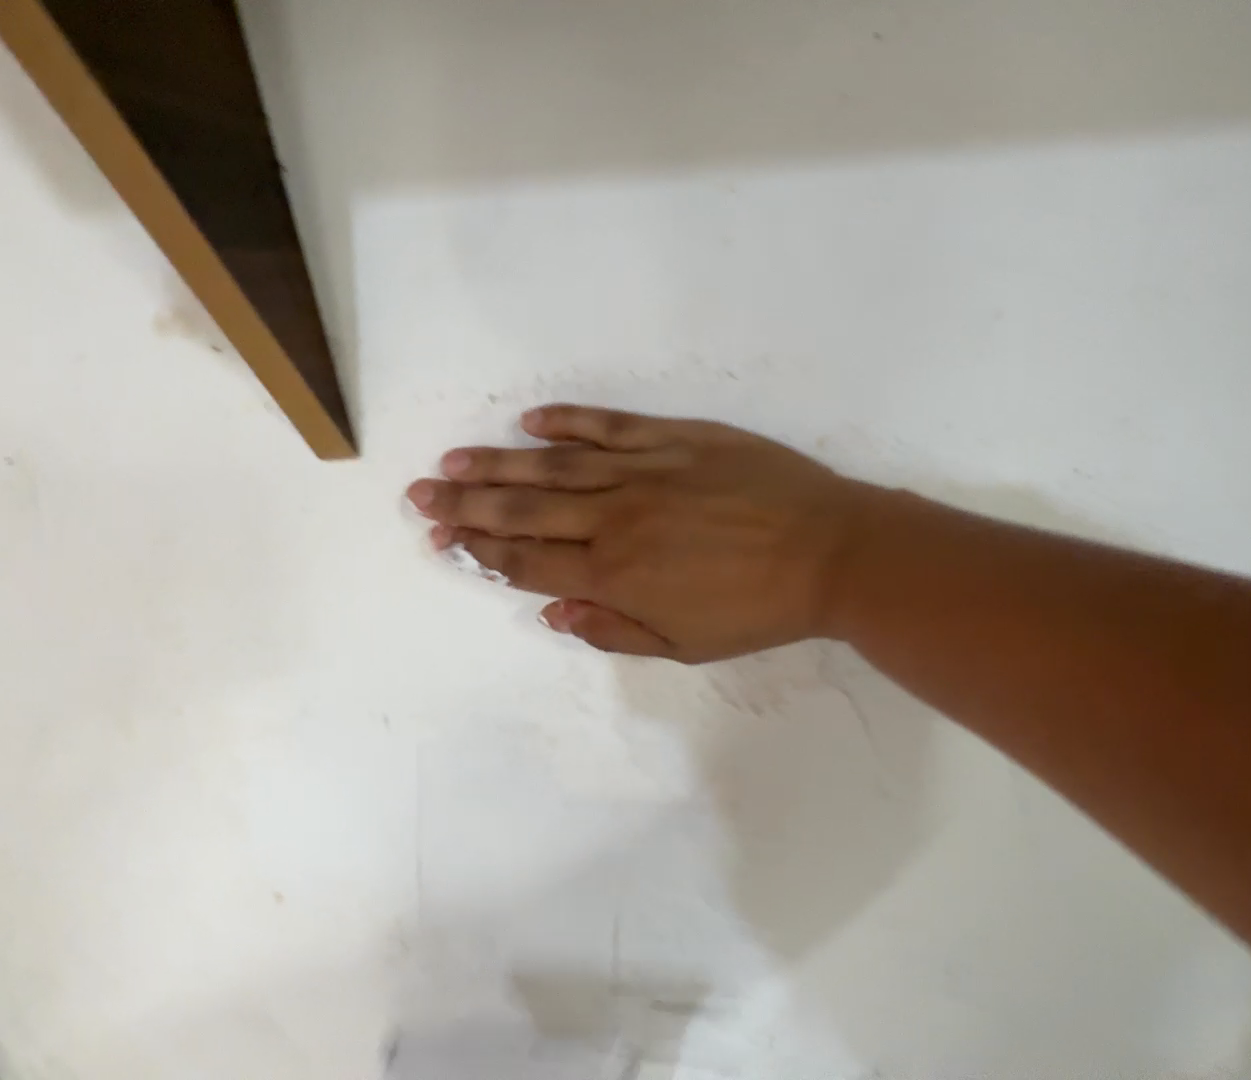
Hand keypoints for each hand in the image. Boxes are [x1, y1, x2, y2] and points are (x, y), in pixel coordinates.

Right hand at [406, 406, 878, 662]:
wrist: (831, 553)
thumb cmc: (760, 610)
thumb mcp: (687, 645)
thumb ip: (614, 631)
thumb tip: (550, 614)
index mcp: (616, 577)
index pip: (529, 562)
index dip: (481, 552)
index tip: (444, 541)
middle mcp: (617, 520)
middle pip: (525, 511)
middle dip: (467, 506)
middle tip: (419, 495)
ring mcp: (646, 472)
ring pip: (556, 466)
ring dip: (499, 464)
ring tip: (454, 460)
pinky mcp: (678, 438)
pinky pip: (611, 426)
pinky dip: (569, 422)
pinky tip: (533, 422)